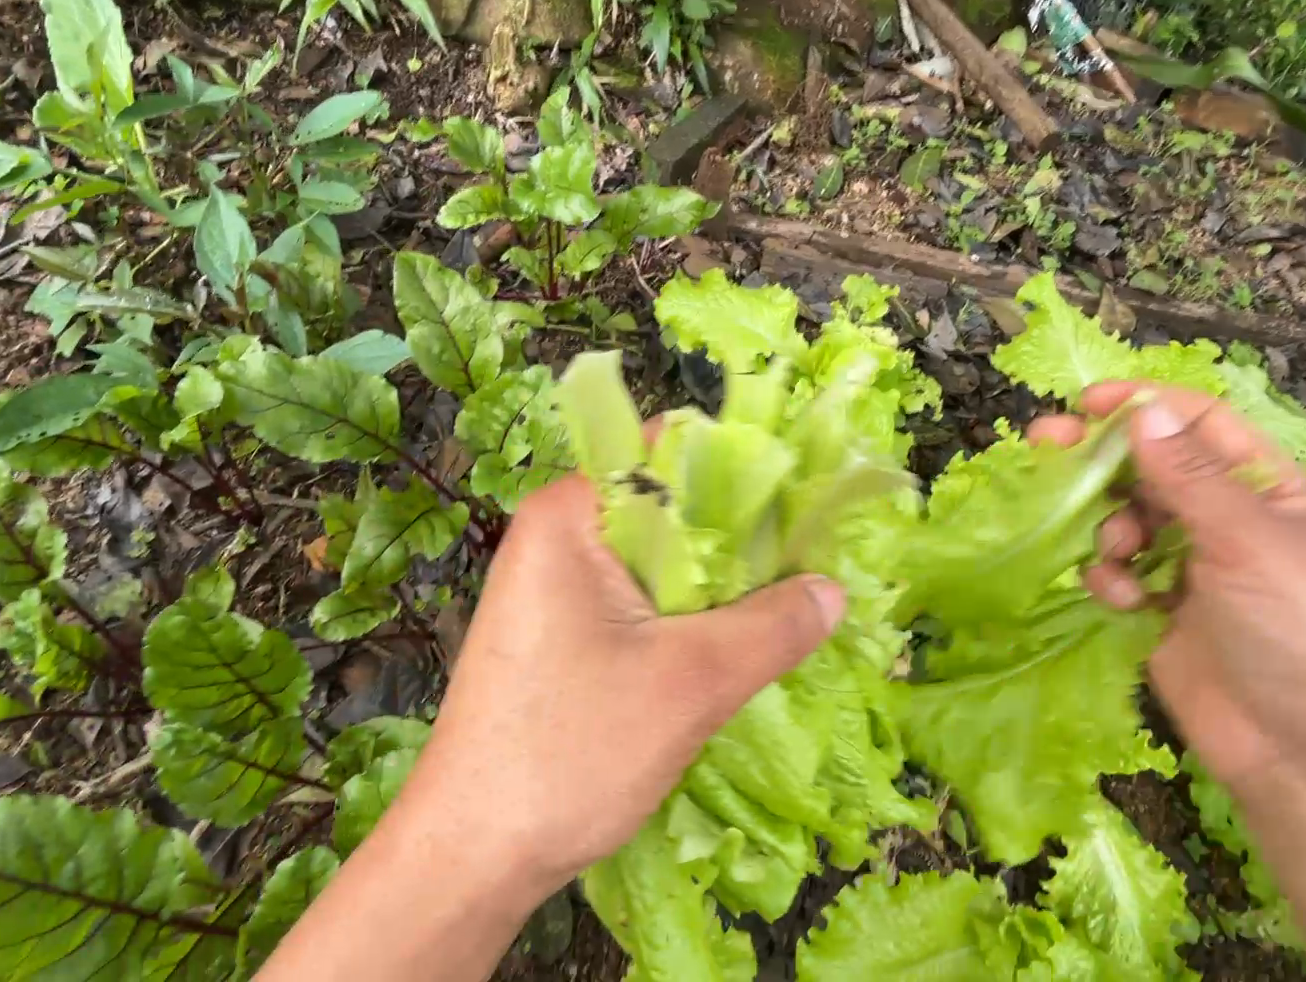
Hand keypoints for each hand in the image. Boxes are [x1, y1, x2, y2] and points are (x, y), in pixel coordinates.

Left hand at [396, 476, 843, 891]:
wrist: (472, 853)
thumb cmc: (570, 751)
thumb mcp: (690, 682)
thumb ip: (772, 626)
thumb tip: (834, 589)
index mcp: (569, 514)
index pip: (667, 451)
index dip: (740, 467)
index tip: (804, 499)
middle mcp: (555, 535)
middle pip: (667, 507)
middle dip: (738, 537)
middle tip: (808, 565)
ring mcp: (553, 586)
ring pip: (658, 561)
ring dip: (717, 586)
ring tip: (783, 608)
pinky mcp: (559, 631)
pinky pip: (638, 601)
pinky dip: (686, 616)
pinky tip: (730, 646)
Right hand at [1029, 382, 1305, 791]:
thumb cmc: (1302, 633)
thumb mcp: (1251, 543)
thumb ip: (1191, 476)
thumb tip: (1145, 409)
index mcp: (1268, 491)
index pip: (1201, 423)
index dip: (1145, 406)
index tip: (1084, 404)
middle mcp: (1227, 520)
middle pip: (1151, 466)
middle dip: (1101, 458)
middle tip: (1042, 444)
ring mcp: (1191, 566)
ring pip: (1125, 516)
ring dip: (1106, 527)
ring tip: (1115, 555)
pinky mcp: (1160, 608)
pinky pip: (1116, 570)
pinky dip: (1109, 578)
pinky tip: (1123, 601)